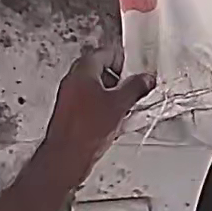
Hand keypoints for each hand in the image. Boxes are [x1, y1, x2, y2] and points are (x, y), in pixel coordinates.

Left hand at [37, 48, 154, 185]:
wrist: (67, 157)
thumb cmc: (86, 130)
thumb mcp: (119, 104)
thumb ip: (135, 88)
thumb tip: (145, 79)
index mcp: (83, 71)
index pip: (103, 53)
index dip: (121, 59)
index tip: (133, 68)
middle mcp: (72, 81)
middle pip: (98, 70)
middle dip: (117, 78)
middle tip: (131, 86)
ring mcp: (69, 98)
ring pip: (93, 88)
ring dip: (110, 94)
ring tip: (125, 106)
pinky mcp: (69, 115)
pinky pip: (88, 104)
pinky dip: (102, 107)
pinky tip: (114, 122)